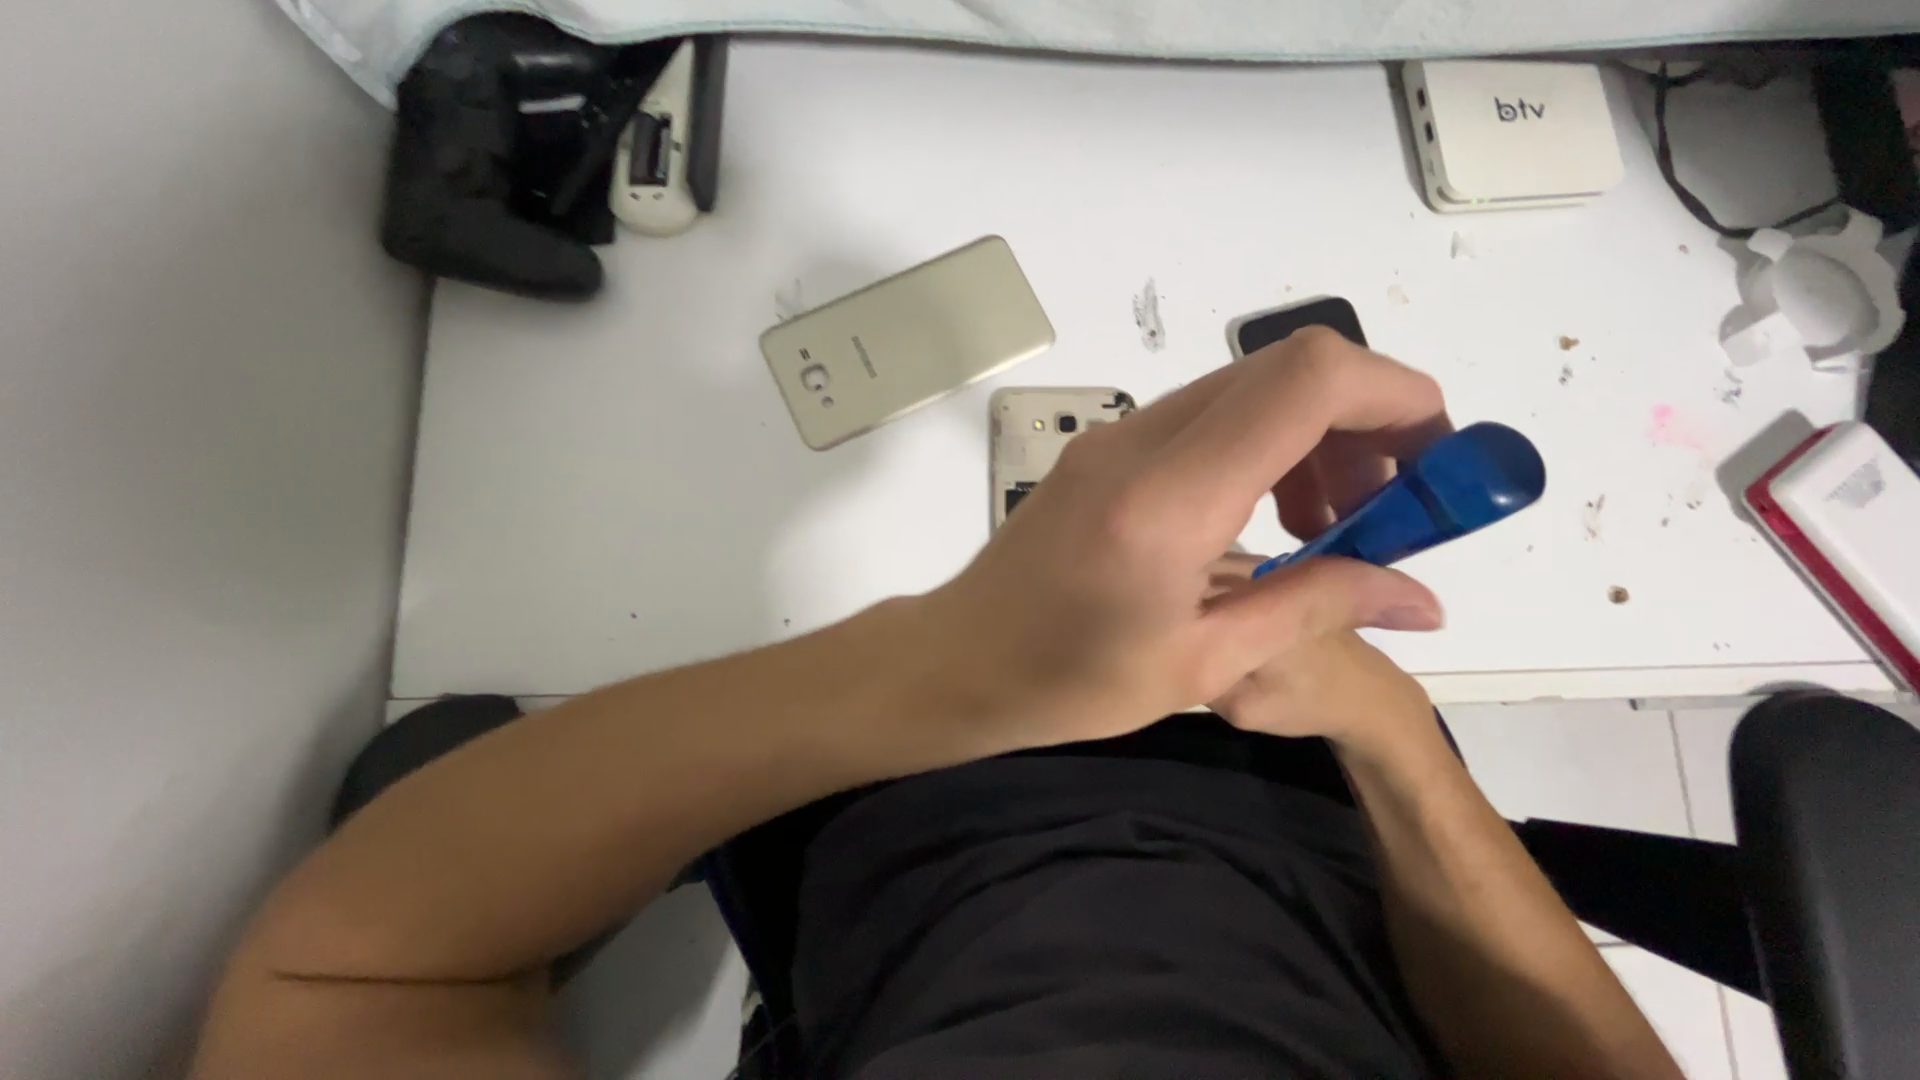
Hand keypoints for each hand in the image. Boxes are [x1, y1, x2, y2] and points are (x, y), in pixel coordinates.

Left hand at [926, 328, 1450, 749]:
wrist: (961, 659)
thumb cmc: (1068, 680)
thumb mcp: (1205, 663)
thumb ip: (1315, 607)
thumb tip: (1421, 598)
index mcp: (1169, 499)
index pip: (1305, 380)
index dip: (1394, 396)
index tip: (1434, 461)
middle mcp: (1141, 441)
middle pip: (1284, 370)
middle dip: (1362, 421)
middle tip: (1380, 508)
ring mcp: (1116, 437)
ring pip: (1245, 388)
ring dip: (1311, 436)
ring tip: (1324, 525)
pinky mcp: (1104, 449)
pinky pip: (1204, 416)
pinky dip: (1260, 445)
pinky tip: (1261, 518)